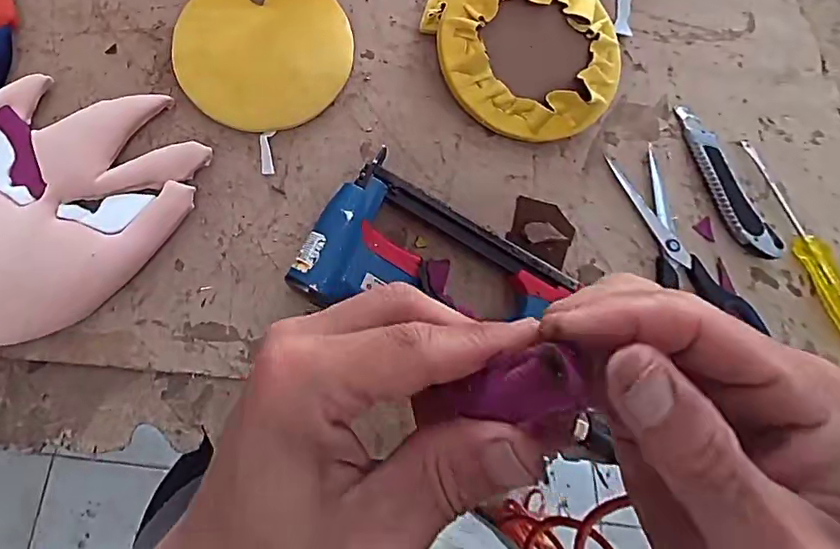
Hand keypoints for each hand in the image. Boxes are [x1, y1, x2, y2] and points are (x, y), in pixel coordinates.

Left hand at [164, 284, 549, 548]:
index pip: (415, 342)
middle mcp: (297, 340)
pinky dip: (420, 360)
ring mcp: (298, 344)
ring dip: (446, 348)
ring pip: (394, 317)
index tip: (541, 348)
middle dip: (467, 341)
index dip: (487, 344)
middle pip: (405, 312)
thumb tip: (526, 436)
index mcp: (303, 376)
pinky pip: (377, 337)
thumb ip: (450, 475)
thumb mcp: (371, 535)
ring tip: (491, 393)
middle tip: (520, 380)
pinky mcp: (306, 359)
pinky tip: (446, 399)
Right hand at [541, 274, 839, 548]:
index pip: (700, 323)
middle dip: (601, 318)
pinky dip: (591, 373)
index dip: (624, 315)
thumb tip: (626, 360)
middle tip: (542, 345)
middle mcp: (758, 376)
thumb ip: (702, 457)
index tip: (561, 328)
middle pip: (668, 313)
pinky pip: (632, 377)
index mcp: (803, 389)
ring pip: (642, 334)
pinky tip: (563, 378)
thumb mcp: (768, 544)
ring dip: (590, 338)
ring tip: (543, 358)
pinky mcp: (685, 418)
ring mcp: (719, 395)